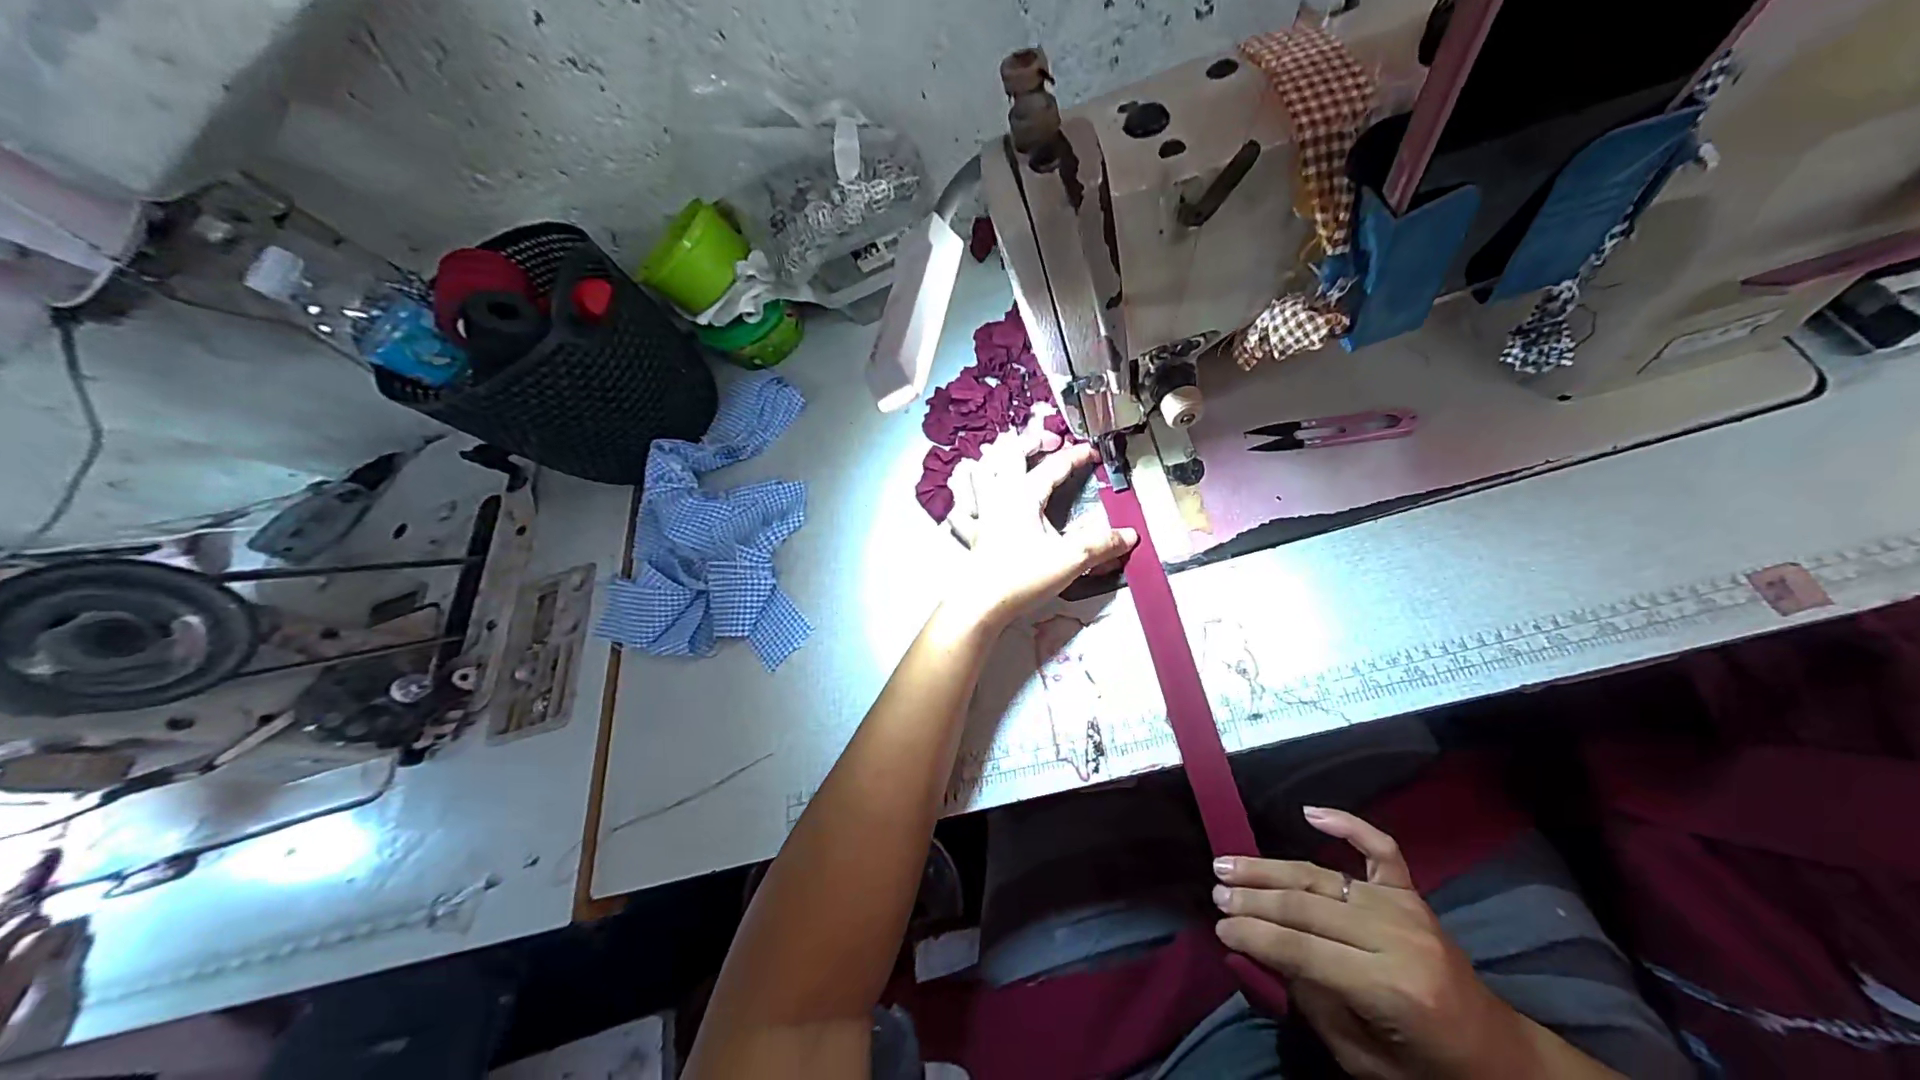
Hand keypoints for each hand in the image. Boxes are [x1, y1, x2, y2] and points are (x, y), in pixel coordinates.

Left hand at [938, 419, 1136, 630]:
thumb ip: (1102, 545)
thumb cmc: (1023, 577)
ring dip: (993, 457)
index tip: (1093, 453)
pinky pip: (962, 505)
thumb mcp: (1071, 559)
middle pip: (1009, 453)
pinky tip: (969, 497)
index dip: (1076, 455)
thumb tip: (1130, 536)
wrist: (982, 604)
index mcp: (1024, 495)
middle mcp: (1000, 496)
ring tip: (1004, 452)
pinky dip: (965, 495)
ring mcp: (981, 512)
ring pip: (980, 471)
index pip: (1053, 465)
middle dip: (1029, 440)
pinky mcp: (972, 532)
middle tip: (1048, 441)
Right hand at [1211, 809, 1552, 1079]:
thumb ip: (1309, 999)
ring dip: (1270, 868)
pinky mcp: (1413, 895)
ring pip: (1323, 877)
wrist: (1498, 1058)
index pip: (1302, 950)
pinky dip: (1348, 825)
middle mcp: (1397, 938)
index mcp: (1389, 988)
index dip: (1254, 937)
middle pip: (1307, 907)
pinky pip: (1381, 851)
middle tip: (1215, 893)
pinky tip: (1311, 812)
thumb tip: (1256, 949)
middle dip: (1254, 900)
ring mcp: (1407, 909)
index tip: (1218, 929)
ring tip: (1228, 863)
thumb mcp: (1359, 1056)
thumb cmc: (1424, 1066)